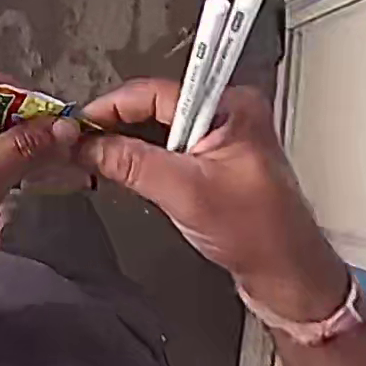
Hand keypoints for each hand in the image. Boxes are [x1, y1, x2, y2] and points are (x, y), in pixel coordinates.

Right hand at [74, 79, 347, 321]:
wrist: (286, 273)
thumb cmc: (259, 234)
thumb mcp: (185, 192)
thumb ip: (131, 163)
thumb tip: (87, 146)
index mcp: (228, 107)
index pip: (152, 93)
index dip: (109, 108)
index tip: (79, 127)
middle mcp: (223, 112)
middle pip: (150, 106)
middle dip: (113, 125)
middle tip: (81, 144)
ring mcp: (216, 133)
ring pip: (153, 125)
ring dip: (123, 142)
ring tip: (96, 157)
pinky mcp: (208, 155)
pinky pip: (161, 143)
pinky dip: (136, 155)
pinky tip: (121, 168)